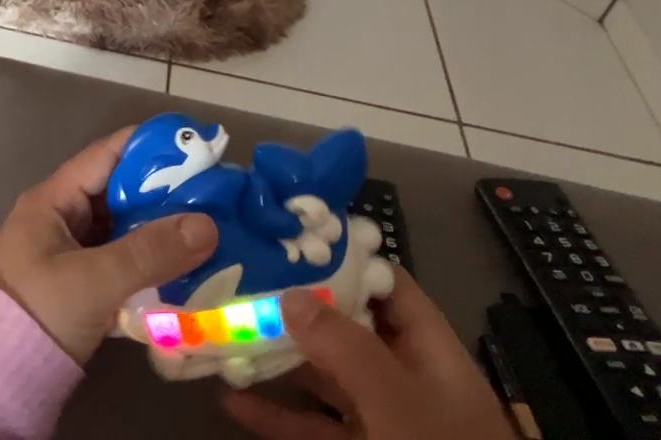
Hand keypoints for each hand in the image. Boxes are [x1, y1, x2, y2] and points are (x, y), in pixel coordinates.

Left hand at [0, 127, 217, 363]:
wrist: (0, 371)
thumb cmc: (41, 308)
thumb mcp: (95, 278)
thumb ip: (150, 252)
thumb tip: (208, 223)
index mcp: (54, 199)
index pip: (106, 156)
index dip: (149, 148)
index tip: (196, 148)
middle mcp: (62, 218)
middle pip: (119, 193)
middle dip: (165, 194)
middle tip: (216, 196)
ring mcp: (71, 253)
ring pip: (123, 229)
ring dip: (161, 231)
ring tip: (213, 231)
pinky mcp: (81, 285)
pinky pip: (122, 262)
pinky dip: (151, 263)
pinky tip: (188, 271)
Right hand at [223, 268, 516, 439]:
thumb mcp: (397, 403)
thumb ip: (346, 347)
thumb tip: (290, 293)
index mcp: (431, 356)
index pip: (388, 286)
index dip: (344, 259)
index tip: (289, 239)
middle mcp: (406, 381)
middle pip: (347, 328)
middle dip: (295, 307)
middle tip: (241, 280)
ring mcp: (382, 422)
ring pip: (322, 377)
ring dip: (277, 359)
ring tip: (228, 334)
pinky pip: (311, 426)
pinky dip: (273, 415)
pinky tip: (233, 401)